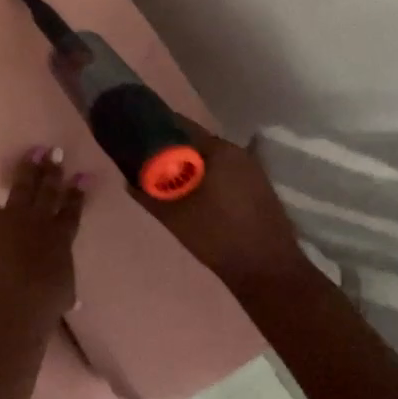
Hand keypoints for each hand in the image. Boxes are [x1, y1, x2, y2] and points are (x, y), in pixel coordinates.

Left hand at [0, 147, 85, 329]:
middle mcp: (39, 220)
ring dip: (28, 168)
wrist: (10, 294)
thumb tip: (71, 298)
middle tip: (56, 151)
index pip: (72, 209)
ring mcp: (12, 217)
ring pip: (23, 187)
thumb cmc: (44, 300)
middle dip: (53, 170)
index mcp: (61, 236)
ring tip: (33, 152)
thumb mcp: (64, 293)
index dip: (78, 191)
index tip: (83, 174)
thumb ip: (65, 286)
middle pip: (48, 190)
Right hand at [130, 116, 313, 292]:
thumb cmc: (218, 236)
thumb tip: (128, 179)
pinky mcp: (258, 188)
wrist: (269, 273)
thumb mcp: (172, 215)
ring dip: (188, 166)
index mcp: (218, 149)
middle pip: (194, 141)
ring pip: (209, 158)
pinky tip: (193, 195)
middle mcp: (238, 152)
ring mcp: (252, 170)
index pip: (178, 125)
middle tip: (146, 163)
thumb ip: (146, 193)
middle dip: (170, 150)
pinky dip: (206, 177)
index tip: (133, 138)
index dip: (153, 129)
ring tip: (165, 180)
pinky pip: (224, 172)